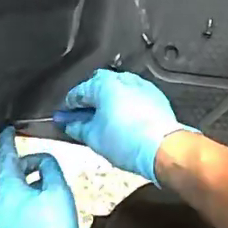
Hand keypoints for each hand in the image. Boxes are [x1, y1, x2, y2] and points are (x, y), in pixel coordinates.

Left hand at [0, 128, 81, 227]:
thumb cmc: (52, 227)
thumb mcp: (57, 189)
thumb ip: (49, 168)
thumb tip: (43, 162)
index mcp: (9, 188)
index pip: (6, 157)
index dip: (8, 141)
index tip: (7, 131)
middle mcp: (2, 203)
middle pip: (11, 175)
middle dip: (25, 166)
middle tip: (43, 164)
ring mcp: (5, 221)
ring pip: (16, 194)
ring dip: (30, 185)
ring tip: (49, 187)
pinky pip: (20, 210)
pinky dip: (30, 202)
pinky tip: (46, 209)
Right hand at [54, 68, 196, 182]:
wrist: (163, 148)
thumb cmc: (127, 141)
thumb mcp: (94, 137)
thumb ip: (77, 127)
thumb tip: (68, 124)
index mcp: (103, 83)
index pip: (78, 92)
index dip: (69, 106)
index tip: (65, 117)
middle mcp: (122, 78)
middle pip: (98, 87)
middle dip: (90, 101)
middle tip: (84, 118)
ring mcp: (141, 86)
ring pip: (117, 90)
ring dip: (108, 102)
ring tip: (105, 121)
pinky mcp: (155, 96)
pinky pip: (133, 96)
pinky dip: (125, 105)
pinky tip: (123, 121)